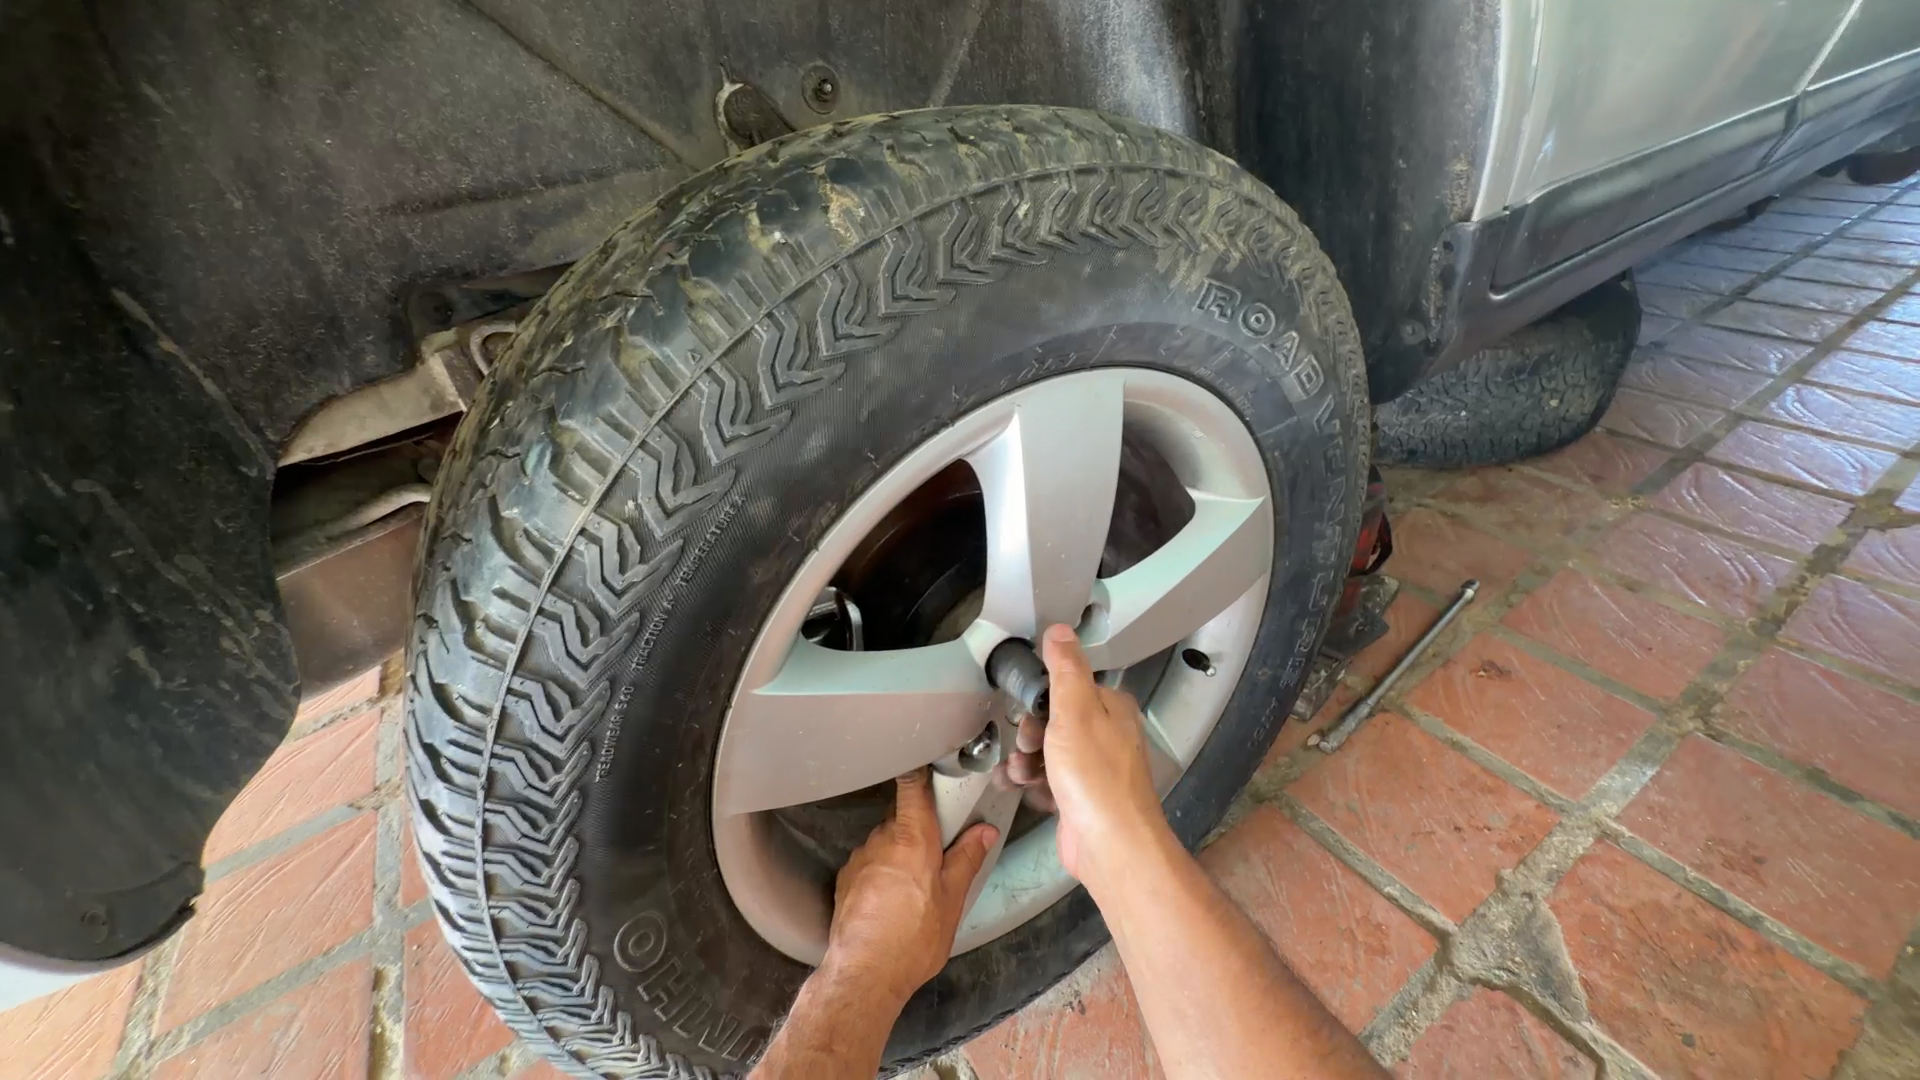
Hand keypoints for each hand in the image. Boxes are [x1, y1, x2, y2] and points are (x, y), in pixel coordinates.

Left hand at [823, 770, 997, 1006]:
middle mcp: (882, 838)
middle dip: (918, 831)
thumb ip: (967, 858)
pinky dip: (880, 873)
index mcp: (912, 837)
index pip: (912, 787)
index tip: (928, 768)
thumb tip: (985, 830)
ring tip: (912, 888)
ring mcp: (859, 858)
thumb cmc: (915, 936)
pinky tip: (889, 902)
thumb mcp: (952, 899)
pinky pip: (868, 863)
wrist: (865, 975)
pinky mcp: (844, 879)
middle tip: (936, 856)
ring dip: (898, 854)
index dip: (920, 773)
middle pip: (902, 819)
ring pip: (885, 843)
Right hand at [1033, 623, 1172, 886]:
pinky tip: (1017, 787)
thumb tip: (1059, 629)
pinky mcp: (1081, 798)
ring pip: (1048, 751)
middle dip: (1030, 733)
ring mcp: (1094, 769)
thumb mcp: (1075, 711)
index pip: (1069, 686)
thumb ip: (1065, 669)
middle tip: (1026, 746)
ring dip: (1026, 760)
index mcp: (1112, 708)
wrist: (1110, 847)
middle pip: (1055, 719)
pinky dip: (1030, 782)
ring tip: (1020, 773)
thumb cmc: (1095, 777)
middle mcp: (1107, 736)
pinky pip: (1048, 780)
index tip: (1026, 710)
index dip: (1042, 697)